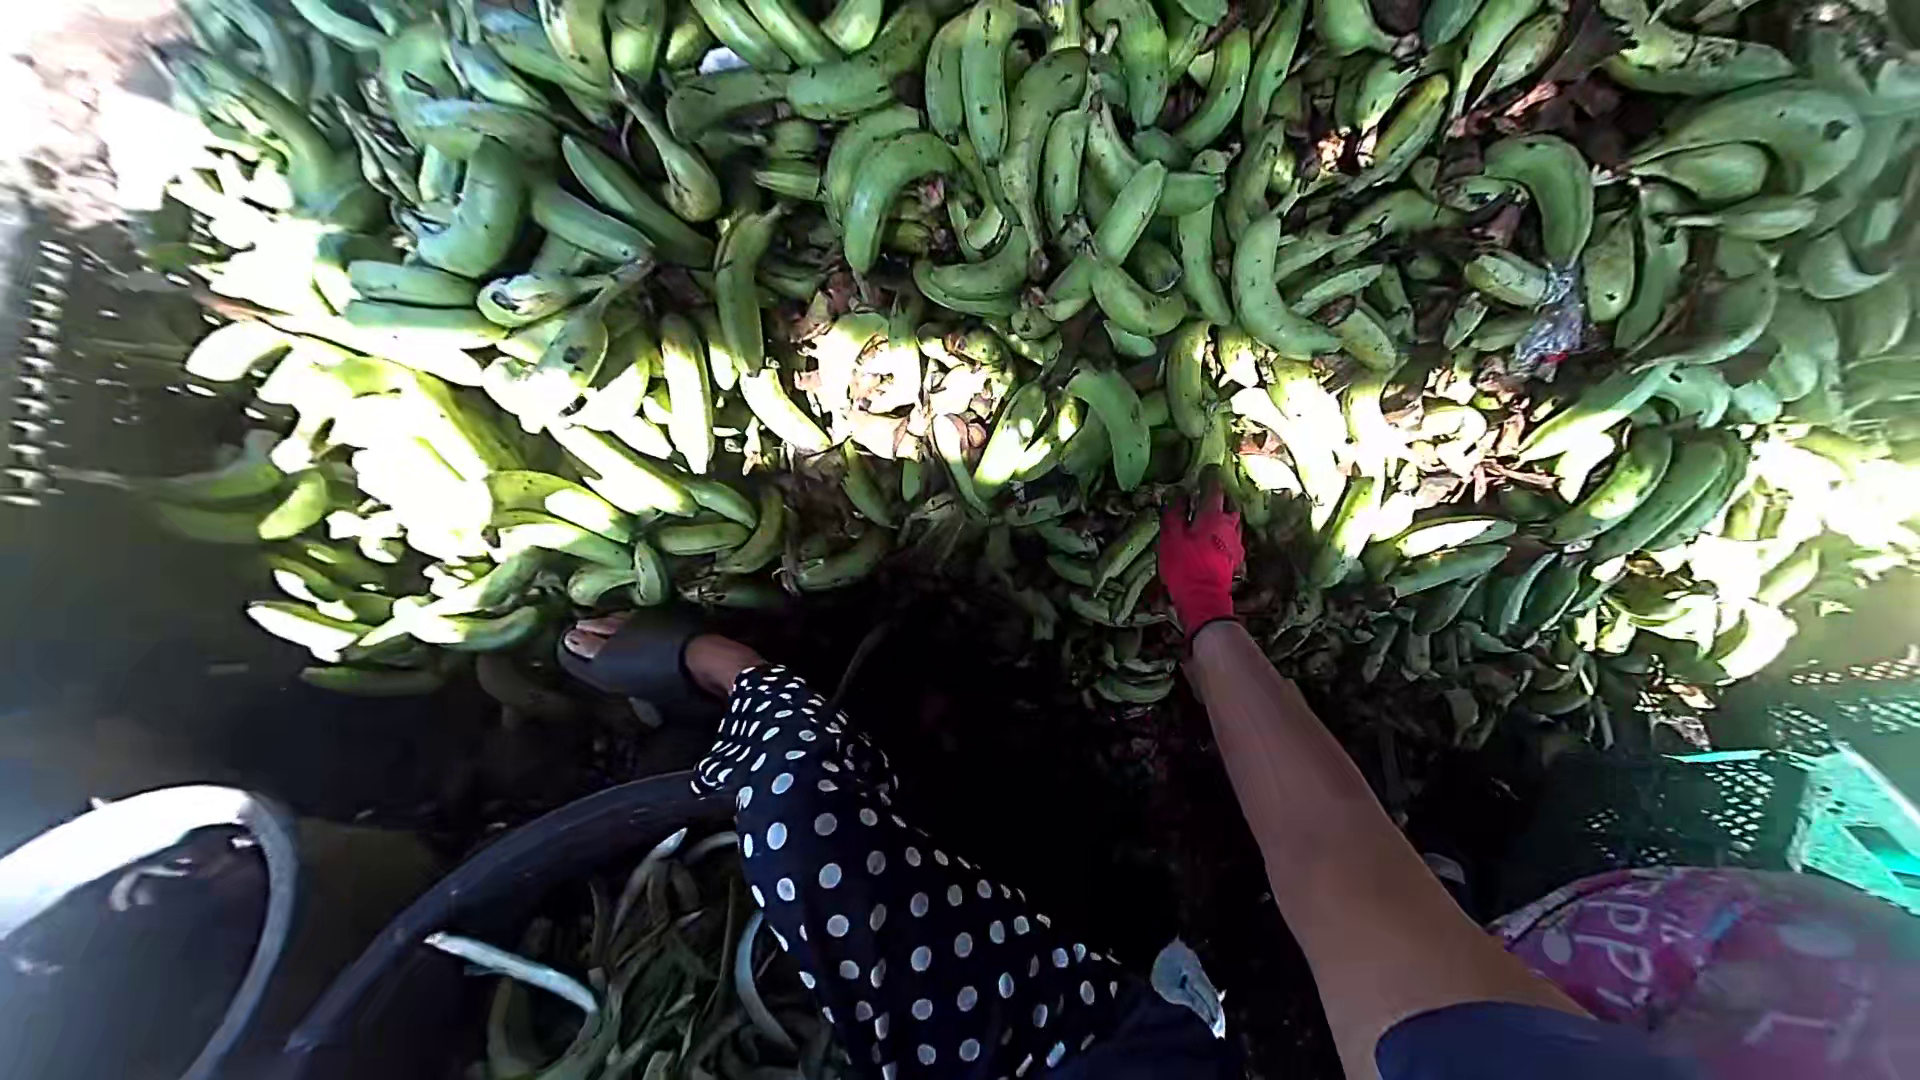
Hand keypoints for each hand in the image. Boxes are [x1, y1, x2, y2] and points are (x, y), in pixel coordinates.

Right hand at [1159, 470, 1243, 637]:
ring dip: (1225, 513)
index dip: (1209, 477)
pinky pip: (1232, 536)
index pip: (1214, 489)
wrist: (1204, 599)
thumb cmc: (1184, 566)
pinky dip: (1225, 530)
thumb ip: (1175, 513)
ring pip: (1234, 520)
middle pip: (1230, 504)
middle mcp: (1229, 526)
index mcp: (1213, 517)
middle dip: (1222, 495)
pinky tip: (1216, 535)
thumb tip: (1178, 493)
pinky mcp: (1234, 558)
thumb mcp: (1171, 537)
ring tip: (1214, 512)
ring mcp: (1235, 543)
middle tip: (1211, 491)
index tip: (1206, 469)